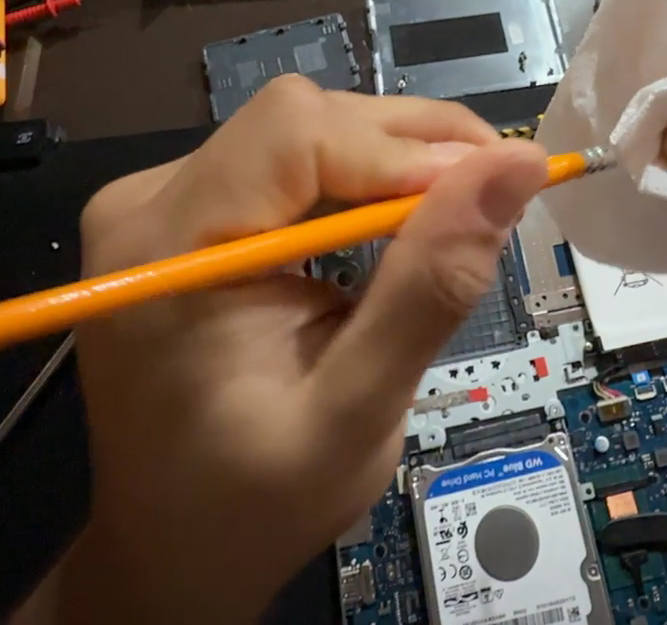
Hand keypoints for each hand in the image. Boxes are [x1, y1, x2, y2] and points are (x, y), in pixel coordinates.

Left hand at [60, 77, 546, 622]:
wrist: (168, 546)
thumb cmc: (253, 504)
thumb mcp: (356, 414)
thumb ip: (430, 287)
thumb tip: (515, 169)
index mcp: (171, 249)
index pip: (293, 134)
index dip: (401, 147)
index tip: (487, 185)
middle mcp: (151, 200)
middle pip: (302, 119)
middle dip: (411, 144)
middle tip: (497, 185)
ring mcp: (164, 202)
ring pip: (304, 131)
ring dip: (395, 158)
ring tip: (462, 203)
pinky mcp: (190, 213)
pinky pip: (291, 164)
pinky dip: (363, 179)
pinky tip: (404, 217)